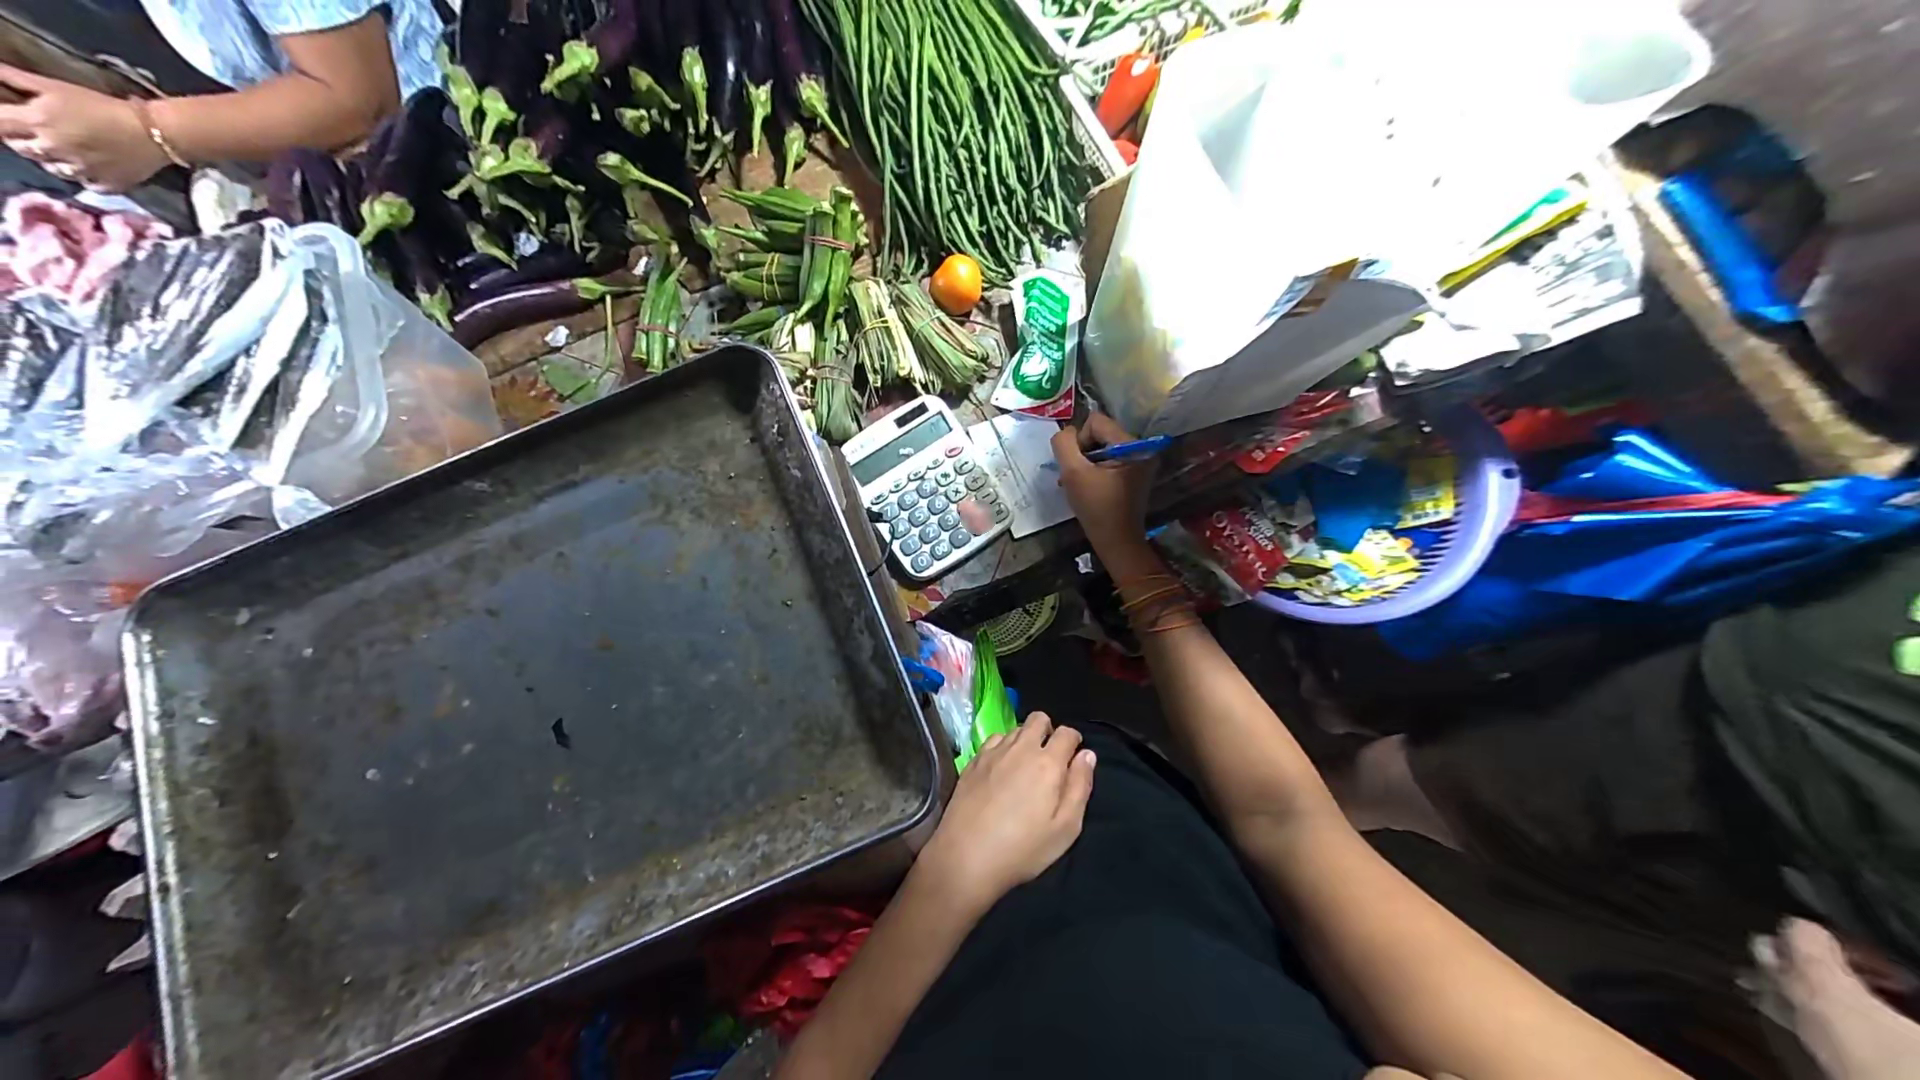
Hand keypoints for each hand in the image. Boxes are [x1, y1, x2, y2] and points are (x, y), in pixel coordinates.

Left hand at [0, 65, 169, 191]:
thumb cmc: (103, 105)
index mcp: (36, 122)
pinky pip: (85, 183)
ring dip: (50, 159)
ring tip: (62, 151)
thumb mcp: (54, 86)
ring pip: (51, 168)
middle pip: (20, 147)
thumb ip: (14, 78)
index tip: (8, 117)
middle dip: (20, 138)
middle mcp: (54, 149)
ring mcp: (82, 170)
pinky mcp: (107, 184)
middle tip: (35, 132)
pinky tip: (88, 168)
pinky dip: (83, 177)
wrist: (156, 134)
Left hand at [913, 712, 1095, 914]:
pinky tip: (1001, 769)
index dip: (1074, 741)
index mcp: (1048, 762)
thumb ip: (1080, 786)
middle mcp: (1020, 748)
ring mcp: (993, 752)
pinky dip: (1003, 747)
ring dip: (1025, 739)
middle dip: (1049, 731)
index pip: (1067, 732)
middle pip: (1038, 718)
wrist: (966, 856)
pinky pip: (993, 740)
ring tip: (1025, 766)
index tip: (1073, 758)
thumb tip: (1087, 755)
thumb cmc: (1023, 848)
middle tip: (1049, 759)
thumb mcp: (1066, 827)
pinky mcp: (972, 761)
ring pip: (1015, 728)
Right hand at [1050, 411, 1153, 550]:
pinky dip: (1096, 470)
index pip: (1096, 422)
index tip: (1077, 467)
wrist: (1117, 542)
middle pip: (1100, 433)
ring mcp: (1140, 461)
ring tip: (1080, 484)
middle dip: (1083, 453)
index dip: (1079, 441)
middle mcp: (1142, 448)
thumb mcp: (1073, 473)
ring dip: (1086, 462)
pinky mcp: (1135, 473)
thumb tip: (1066, 433)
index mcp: (1133, 445)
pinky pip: (1110, 459)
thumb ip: (1064, 444)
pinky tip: (1089, 487)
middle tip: (1076, 477)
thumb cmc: (1096, 508)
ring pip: (1102, 447)